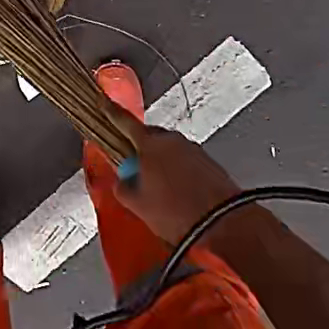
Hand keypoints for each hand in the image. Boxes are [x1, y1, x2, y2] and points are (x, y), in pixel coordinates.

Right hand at [109, 111, 242, 243]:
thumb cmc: (176, 213)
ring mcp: (193, 150)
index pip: (125, 122)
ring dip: (159, 164)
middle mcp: (173, 140)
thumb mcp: (137, 205)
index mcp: (150, 144)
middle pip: (148, 137)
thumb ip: (123, 187)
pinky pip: (184, 162)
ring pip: (167, 151)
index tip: (104, 104)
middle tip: (133, 173)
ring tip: (158, 193)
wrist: (224, 225)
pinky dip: (177, 173)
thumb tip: (123, 180)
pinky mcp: (209, 163)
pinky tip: (177, 195)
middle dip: (139, 151)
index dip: (112, 113)